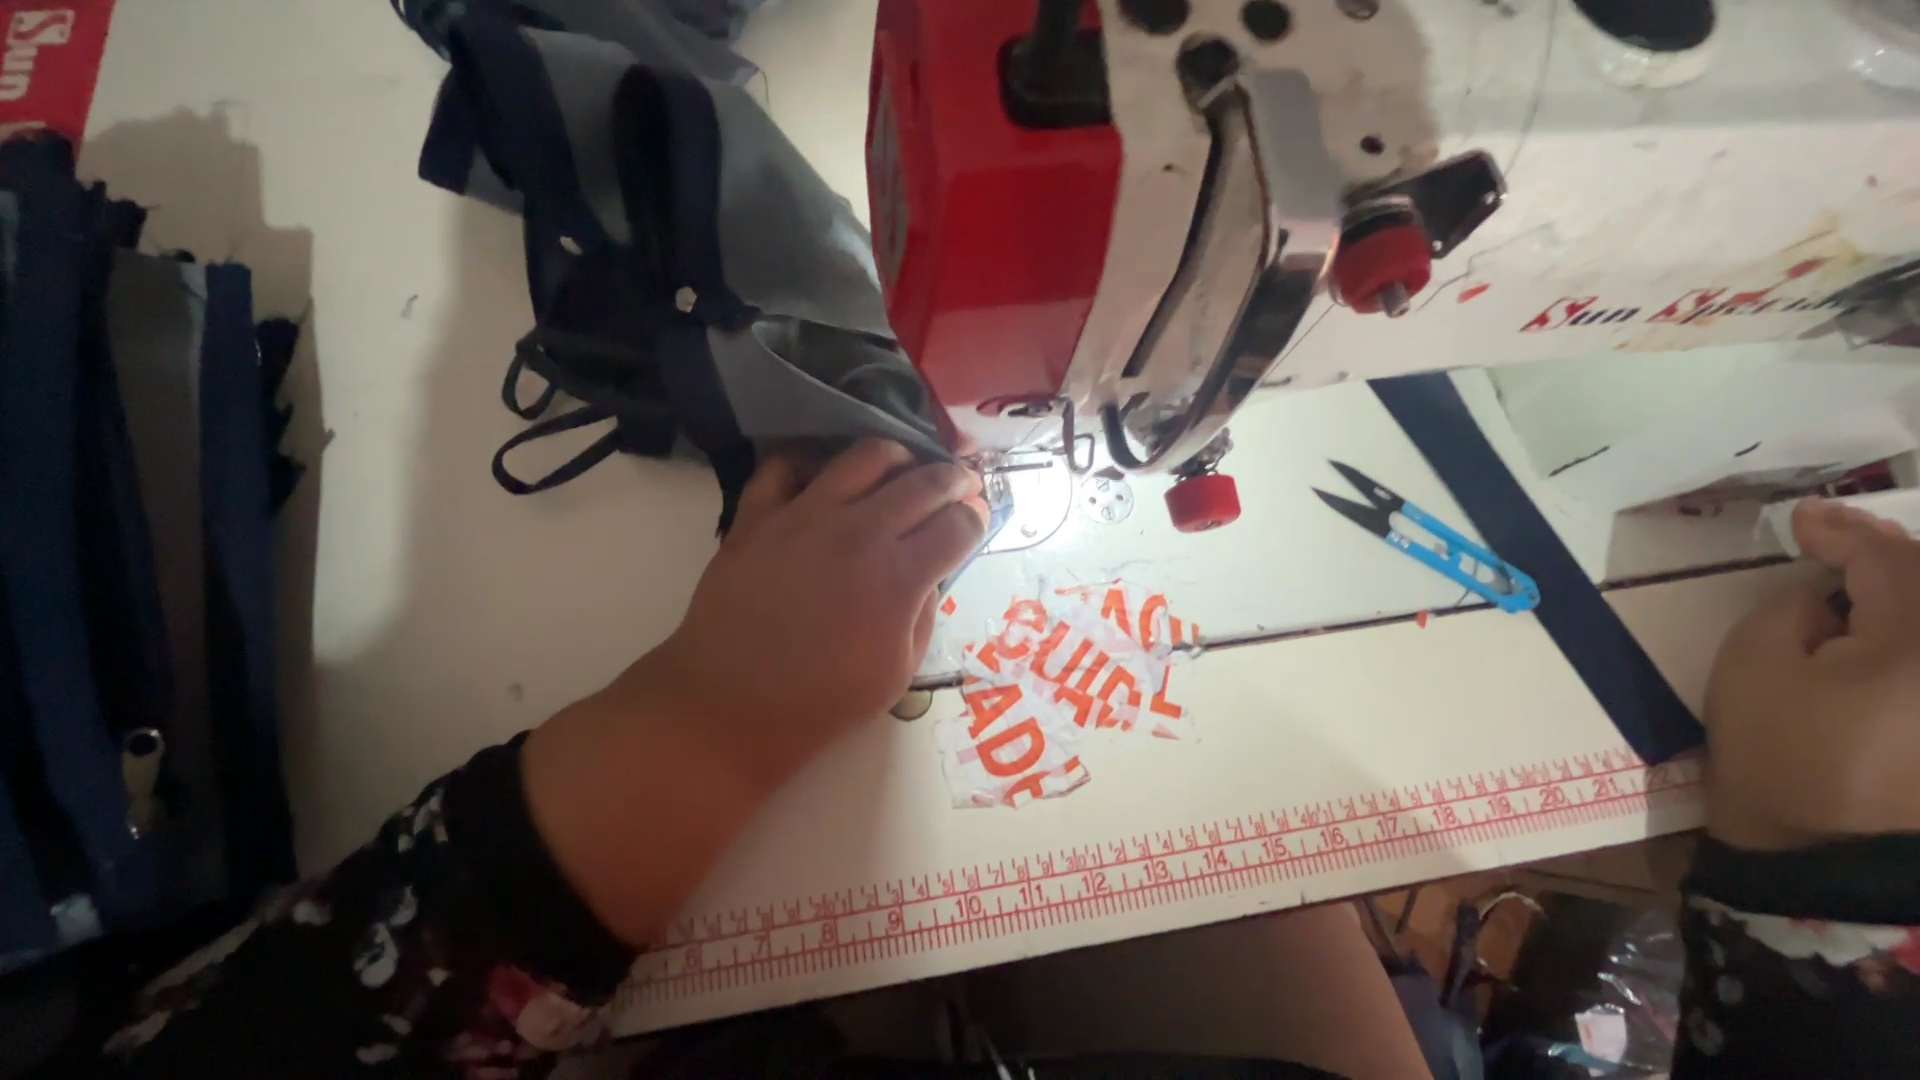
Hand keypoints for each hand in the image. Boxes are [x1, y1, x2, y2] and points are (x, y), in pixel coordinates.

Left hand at [521, 440, 986, 943]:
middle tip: (961, 486)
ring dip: (898, 459)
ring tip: (901, 474)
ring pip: (865, 455)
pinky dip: (813, 463)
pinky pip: (787, 465)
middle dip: (956, 479)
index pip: (959, 524)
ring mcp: (804, 515)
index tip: (978, 520)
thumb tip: (930, 571)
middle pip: (925, 481)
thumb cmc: (820, 701)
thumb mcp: (898, 671)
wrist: (728, 705)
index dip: (978, 518)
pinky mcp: (758, 515)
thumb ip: (924, 612)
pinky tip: (825, 480)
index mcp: (899, 576)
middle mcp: (858, 531)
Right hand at [1703, 498, 1919, 850]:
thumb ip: (1789, 609)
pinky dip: (1908, 629)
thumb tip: (1824, 598)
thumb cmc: (1779, 750)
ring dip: (1909, 593)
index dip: (1844, 530)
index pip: (1893, 561)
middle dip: (1893, 555)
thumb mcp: (1752, 665)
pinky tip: (1887, 624)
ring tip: (1866, 578)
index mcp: (1919, 643)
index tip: (1800, 515)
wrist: (1826, 851)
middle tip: (1838, 537)